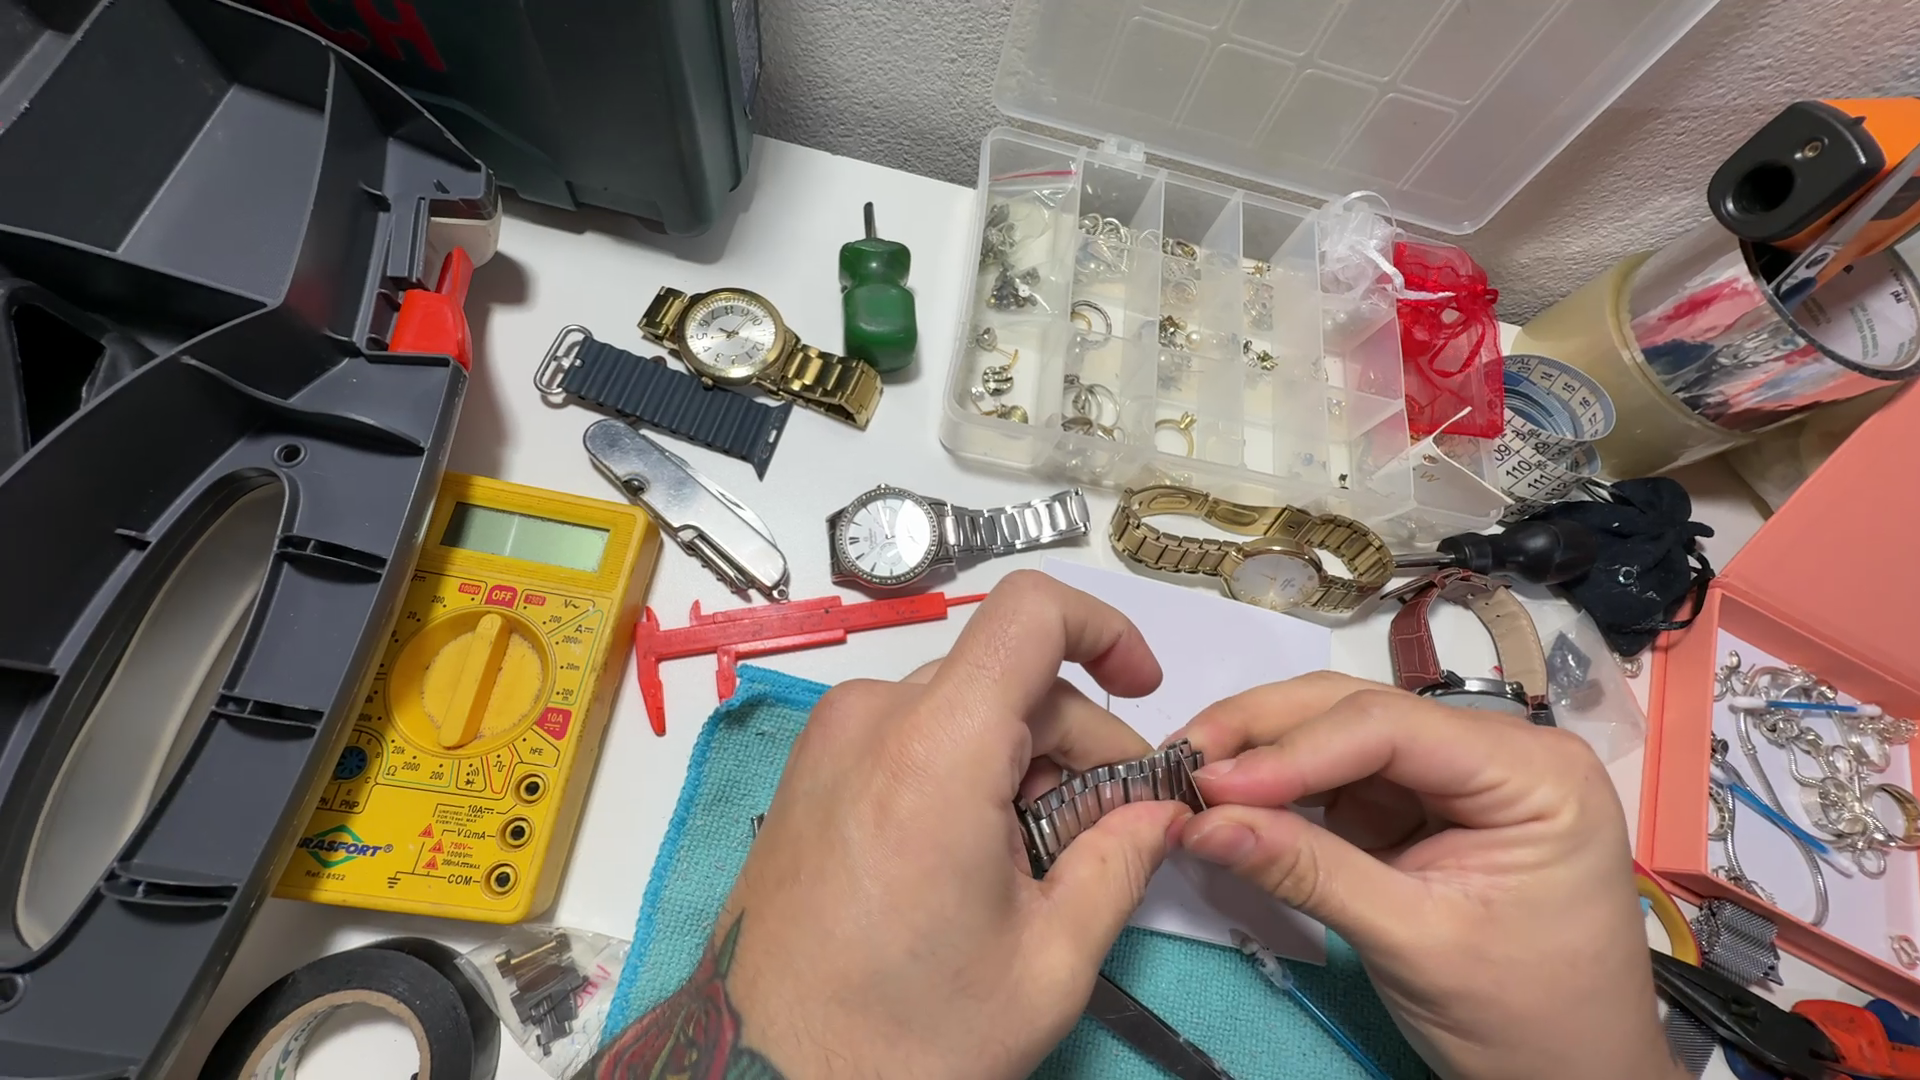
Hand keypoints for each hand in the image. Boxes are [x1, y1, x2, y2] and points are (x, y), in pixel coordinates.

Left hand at [592, 572, 1191, 1079]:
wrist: (753, 1078)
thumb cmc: (902, 1037)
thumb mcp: (1044, 964)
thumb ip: (1119, 863)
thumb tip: (1160, 810)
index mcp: (939, 745)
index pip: (1030, 611)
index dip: (1102, 627)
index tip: (1141, 689)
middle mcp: (877, 712)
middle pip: (1010, 674)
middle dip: (1077, 735)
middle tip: (1108, 824)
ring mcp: (837, 730)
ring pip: (968, 701)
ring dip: (1025, 753)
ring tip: (1038, 851)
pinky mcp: (818, 756)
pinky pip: (920, 724)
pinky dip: (971, 758)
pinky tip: (979, 843)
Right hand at [1172, 673, 1681, 1079]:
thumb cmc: (1523, 1021)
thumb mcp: (1413, 944)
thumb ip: (1304, 871)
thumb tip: (1196, 825)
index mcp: (1529, 771)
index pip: (1387, 727)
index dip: (1290, 750)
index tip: (1209, 785)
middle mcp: (1486, 746)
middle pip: (1350, 708)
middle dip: (1258, 732)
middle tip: (1179, 760)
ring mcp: (1441, 766)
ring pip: (1327, 725)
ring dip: (1254, 748)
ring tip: (1189, 772)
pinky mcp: (1405, 794)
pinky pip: (1325, 767)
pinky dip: (1271, 779)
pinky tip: (1229, 791)